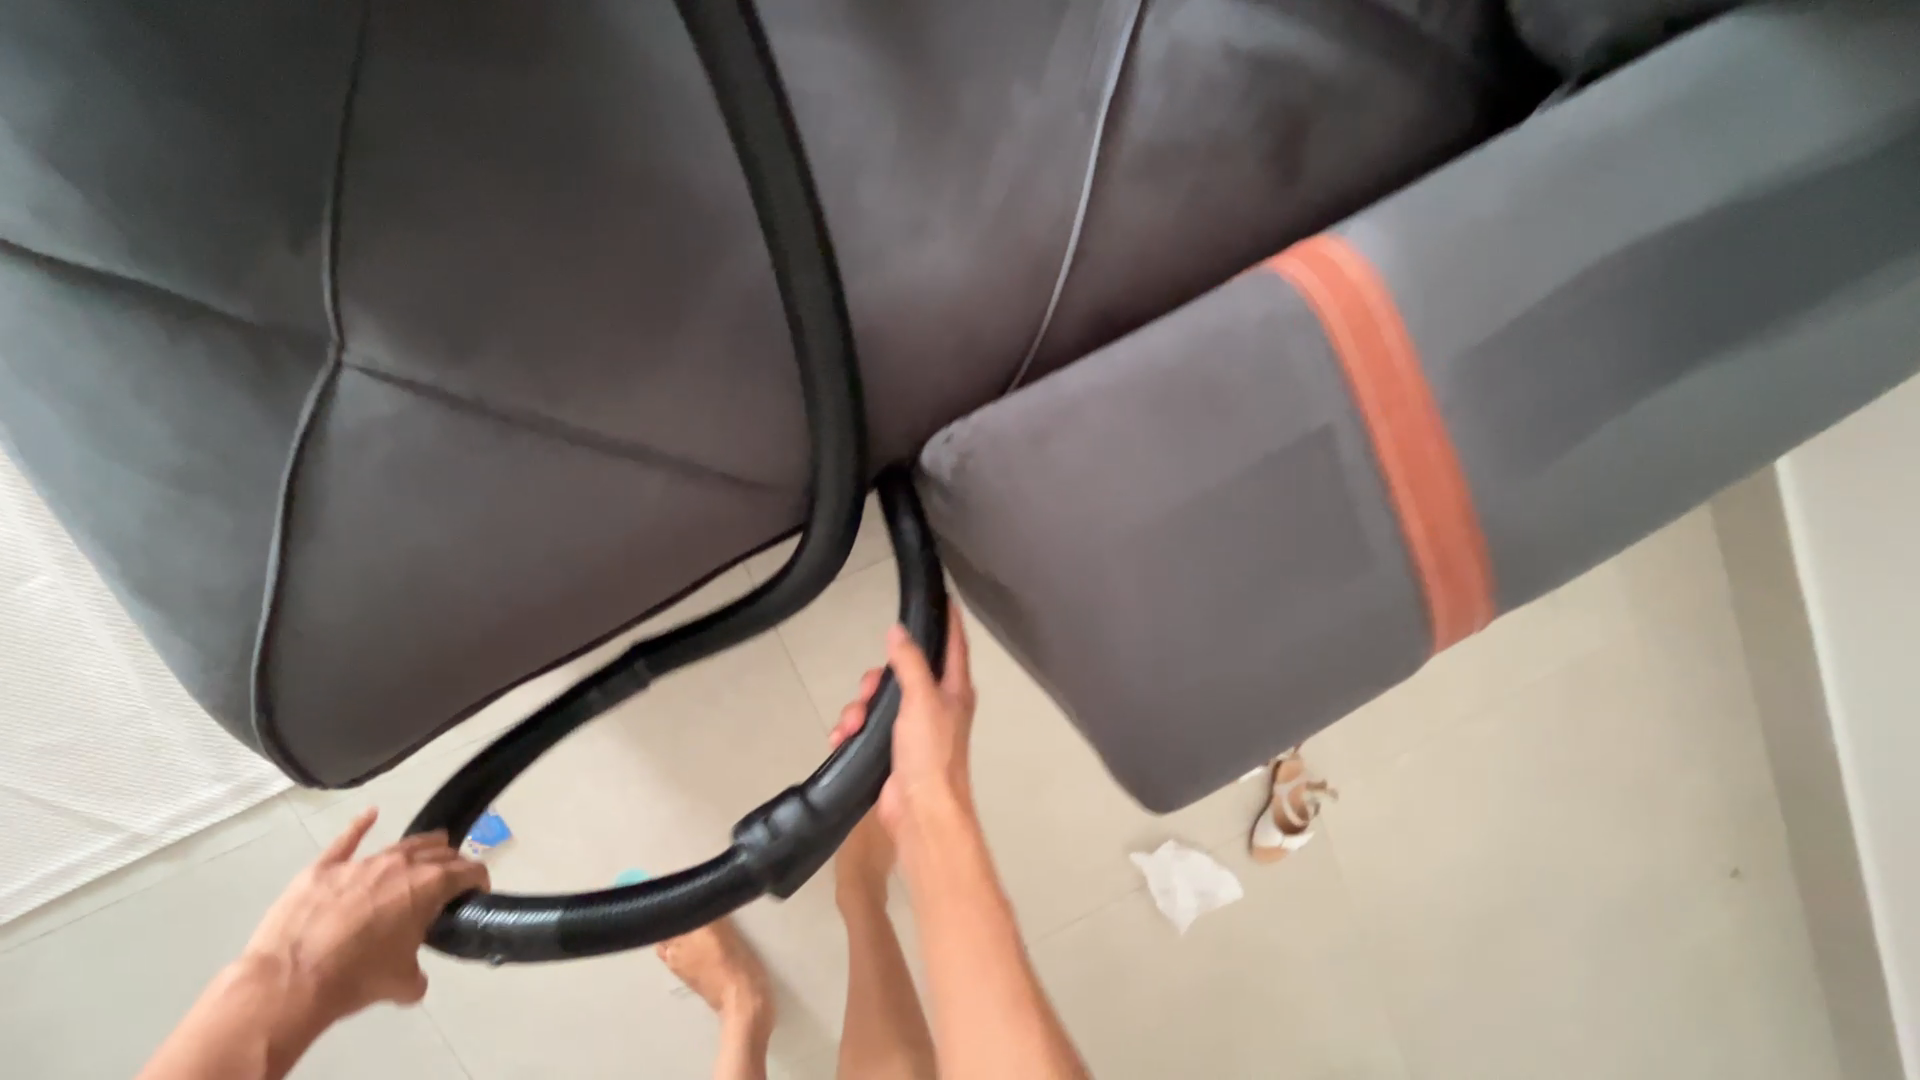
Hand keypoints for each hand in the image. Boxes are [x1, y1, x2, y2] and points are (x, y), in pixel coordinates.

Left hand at [242, 809, 488, 1023]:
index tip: (476, 893)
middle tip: (447, 884)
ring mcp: (362, 863)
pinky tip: (371, 814)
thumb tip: (414, 978)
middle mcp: (403, 865)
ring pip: (403, 845)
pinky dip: (361, 825)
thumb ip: (418, 973)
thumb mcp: (401, 983)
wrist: (287, 984)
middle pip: (440, 853)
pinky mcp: (323, 868)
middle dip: (451, 864)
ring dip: (421, 848)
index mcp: (431, 886)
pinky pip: (346, 840)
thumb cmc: (354, 981)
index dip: (479, 881)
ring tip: (426, 854)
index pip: (470, 871)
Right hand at [829, 605, 977, 842]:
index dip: (948, 619)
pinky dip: (852, 730)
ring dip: (858, 709)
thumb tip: (898, 631)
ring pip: (879, 700)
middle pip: (903, 671)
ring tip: (850, 727)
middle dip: (877, 679)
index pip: (954, 643)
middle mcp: (936, 704)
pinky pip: (866, 727)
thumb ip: (910, 662)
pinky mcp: (891, 749)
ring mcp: (913, 728)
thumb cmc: (931, 753)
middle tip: (868, 691)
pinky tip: (842, 738)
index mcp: (954, 689)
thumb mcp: (921, 699)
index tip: (941, 595)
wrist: (920, 812)